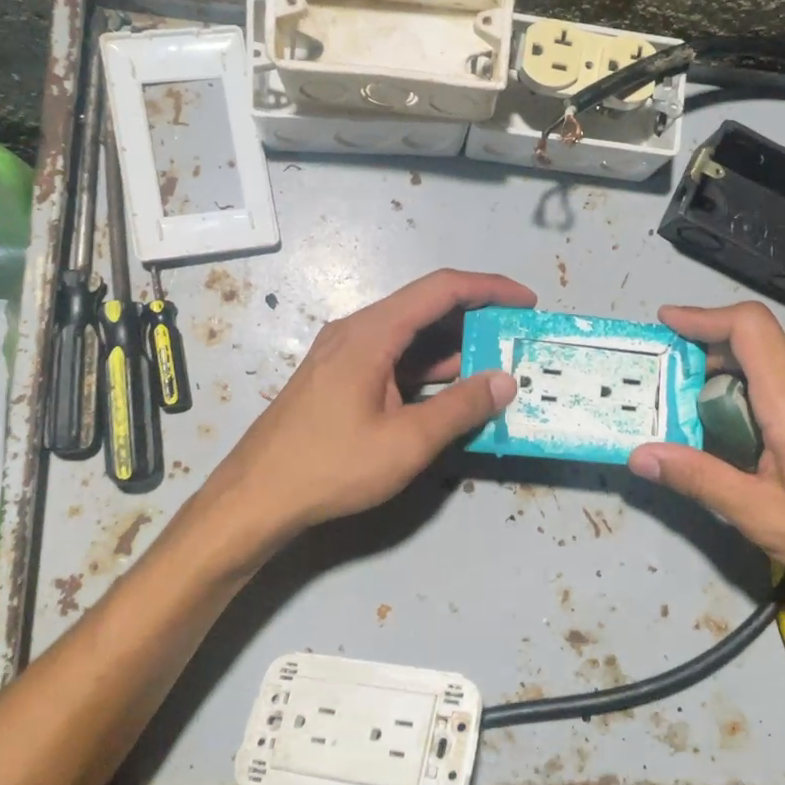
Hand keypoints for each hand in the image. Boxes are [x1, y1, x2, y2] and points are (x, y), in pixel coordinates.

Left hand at [205, 269, 532, 539]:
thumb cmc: (332, 466)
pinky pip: (392, 359)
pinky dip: (427, 368)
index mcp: (372, 333)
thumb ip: (460, 408)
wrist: (257, 496)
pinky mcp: (339, 378)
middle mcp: (356, 331)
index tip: (527, 303)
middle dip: (476, 317)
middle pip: (425, 307)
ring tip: (496, 364)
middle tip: (516, 338)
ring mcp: (344, 354)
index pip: (441, 289)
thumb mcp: (406, 442)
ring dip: (453, 346)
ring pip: (409, 335)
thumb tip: (505, 381)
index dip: (489, 289)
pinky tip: (453, 390)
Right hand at [627, 302, 784, 631]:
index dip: (704, 316)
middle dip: (705, 359)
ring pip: (773, 372)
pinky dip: (757, 401)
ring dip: (731, 384)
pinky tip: (746, 445)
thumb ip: (698, 478)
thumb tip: (641, 456)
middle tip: (667, 391)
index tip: (667, 322)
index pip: (749, 326)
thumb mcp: (759, 513)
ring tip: (698, 424)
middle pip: (755, 348)